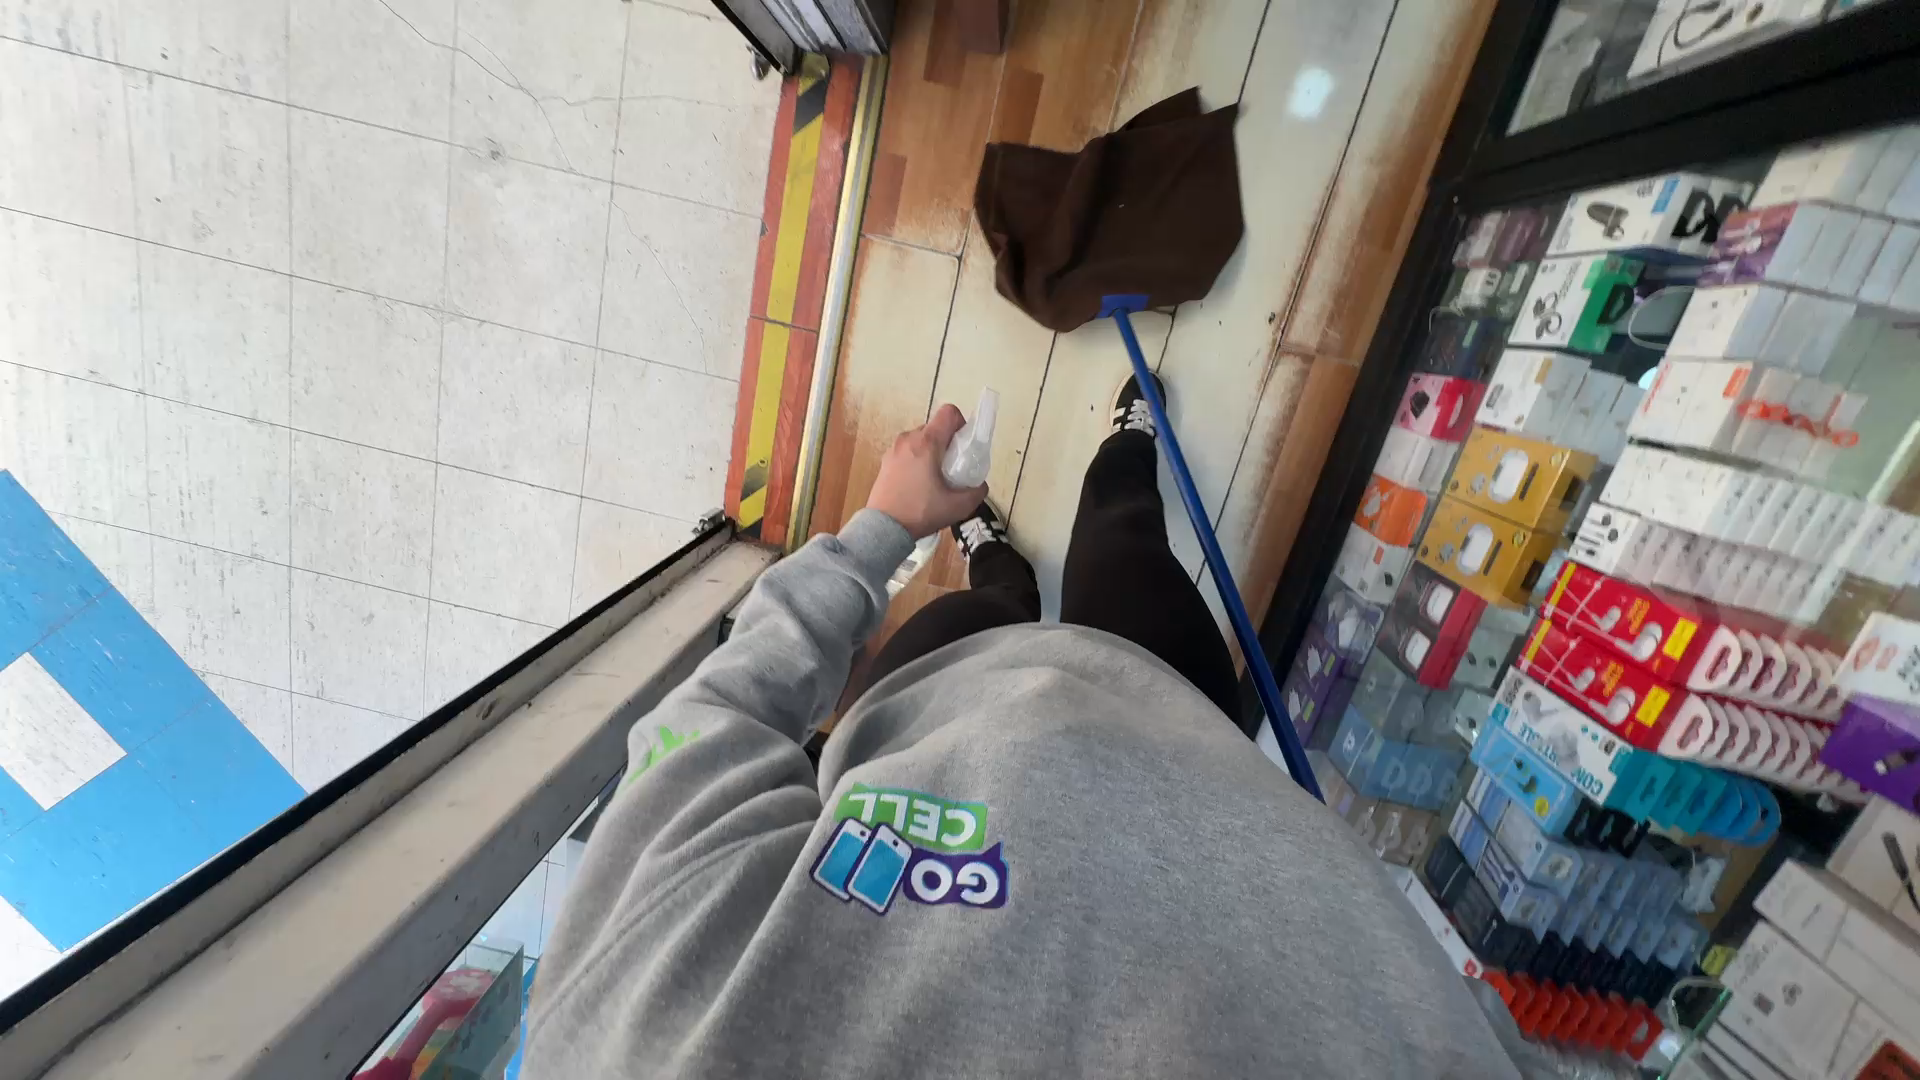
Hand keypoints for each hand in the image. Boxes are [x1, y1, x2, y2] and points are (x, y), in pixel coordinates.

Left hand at [865, 404, 988, 538]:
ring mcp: (894, 449)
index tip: (963, 448)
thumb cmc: (921, 512)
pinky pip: (907, 452)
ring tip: (933, 479)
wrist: (884, 528)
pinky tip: (917, 485)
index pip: (949, 412)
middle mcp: (908, 439)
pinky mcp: (885, 461)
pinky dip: (916, 460)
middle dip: (947, 444)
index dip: (961, 424)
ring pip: (920, 440)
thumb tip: (980, 484)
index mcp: (927, 442)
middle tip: (951, 469)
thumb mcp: (959, 506)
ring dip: (931, 452)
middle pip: (935, 428)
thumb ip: (977, 491)